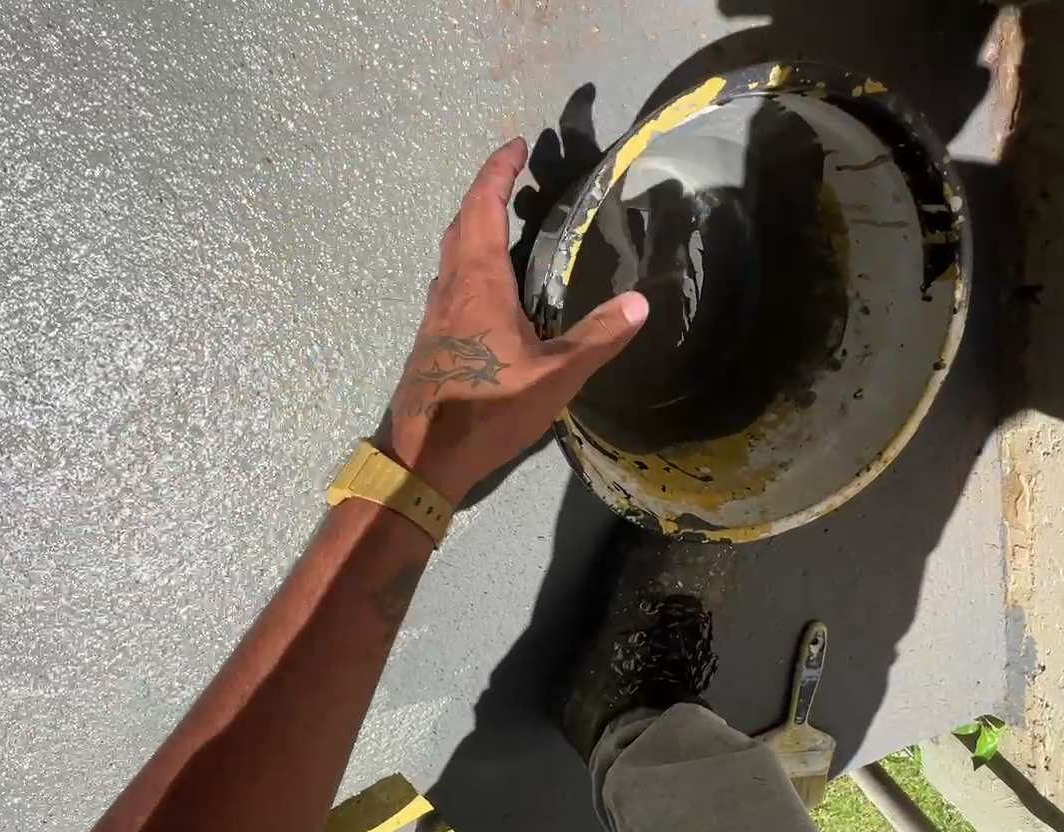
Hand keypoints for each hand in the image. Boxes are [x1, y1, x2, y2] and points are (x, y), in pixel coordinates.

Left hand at [378, 138, 648, 504]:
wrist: (424, 455)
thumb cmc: (487, 410)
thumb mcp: (554, 377)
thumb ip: (597, 339)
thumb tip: (640, 303)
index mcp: (478, 283)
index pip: (483, 207)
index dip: (498, 171)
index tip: (517, 145)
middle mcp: (449, 289)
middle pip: (460, 225)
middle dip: (484, 194)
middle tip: (512, 182)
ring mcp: (434, 318)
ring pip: (449, 258)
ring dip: (471, 233)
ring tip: (501, 232)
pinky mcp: (430, 344)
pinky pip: (447, 288)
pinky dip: (466, 269)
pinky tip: (484, 297)